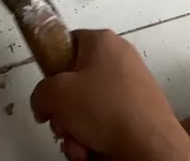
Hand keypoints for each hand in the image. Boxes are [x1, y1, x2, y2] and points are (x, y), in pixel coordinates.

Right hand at [30, 30, 189, 160]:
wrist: (149, 143)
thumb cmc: (104, 108)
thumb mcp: (58, 94)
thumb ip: (40, 92)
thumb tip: (43, 103)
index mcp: (101, 40)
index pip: (67, 44)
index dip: (53, 69)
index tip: (49, 92)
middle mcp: (118, 56)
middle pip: (77, 81)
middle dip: (64, 111)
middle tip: (63, 125)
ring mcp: (131, 83)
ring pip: (90, 106)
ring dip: (76, 130)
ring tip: (79, 145)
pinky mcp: (138, 108)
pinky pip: (106, 119)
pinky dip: (95, 137)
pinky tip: (92, 151)